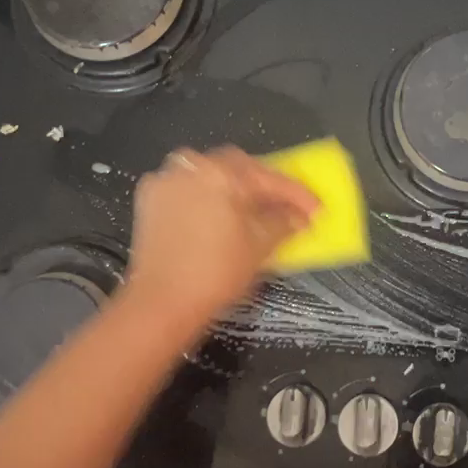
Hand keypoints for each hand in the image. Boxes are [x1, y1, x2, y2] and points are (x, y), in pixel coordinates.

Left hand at [123, 146, 318, 325]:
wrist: (161, 302)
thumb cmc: (214, 274)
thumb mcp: (259, 248)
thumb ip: (283, 223)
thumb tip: (296, 216)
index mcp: (222, 174)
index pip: (270, 178)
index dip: (298, 194)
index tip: (316, 208)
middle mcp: (192, 167)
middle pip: (238, 166)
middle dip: (263, 183)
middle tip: (284, 205)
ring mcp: (167, 180)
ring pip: (209, 172)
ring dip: (232, 185)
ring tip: (251, 208)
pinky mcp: (151, 198)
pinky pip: (187, 186)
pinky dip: (205, 195)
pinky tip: (217, 214)